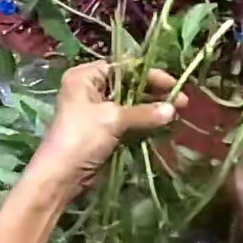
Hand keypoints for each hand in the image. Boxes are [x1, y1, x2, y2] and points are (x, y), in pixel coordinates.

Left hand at [31, 61, 185, 191]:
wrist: (60, 176)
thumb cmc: (81, 138)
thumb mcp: (112, 119)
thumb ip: (144, 112)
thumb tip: (173, 109)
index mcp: (85, 77)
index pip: (123, 67)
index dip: (150, 74)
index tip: (175, 85)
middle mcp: (89, 89)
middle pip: (128, 85)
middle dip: (154, 93)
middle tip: (182, 102)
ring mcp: (96, 111)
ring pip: (130, 105)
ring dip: (152, 110)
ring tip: (177, 115)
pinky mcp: (102, 131)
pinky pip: (128, 122)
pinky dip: (144, 124)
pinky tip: (164, 127)